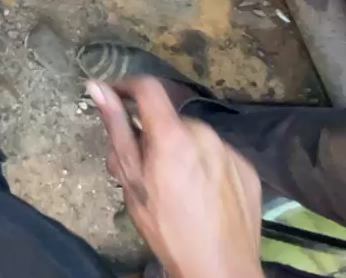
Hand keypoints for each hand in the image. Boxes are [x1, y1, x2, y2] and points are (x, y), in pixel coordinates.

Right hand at [88, 77, 262, 277]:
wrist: (220, 273)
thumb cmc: (165, 226)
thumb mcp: (130, 176)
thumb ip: (116, 127)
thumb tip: (96, 86)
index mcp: (173, 134)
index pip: (148, 87)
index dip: (126, 86)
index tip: (113, 99)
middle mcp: (205, 134)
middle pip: (168, 119)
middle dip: (150, 133)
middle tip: (138, 165)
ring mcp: (231, 152)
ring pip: (192, 137)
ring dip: (177, 148)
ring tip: (171, 184)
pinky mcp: (249, 171)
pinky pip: (217, 154)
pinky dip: (203, 163)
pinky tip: (199, 193)